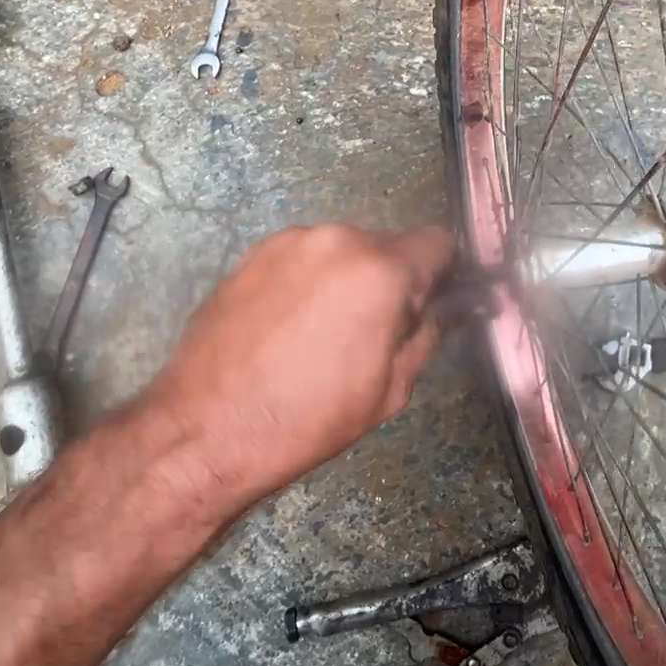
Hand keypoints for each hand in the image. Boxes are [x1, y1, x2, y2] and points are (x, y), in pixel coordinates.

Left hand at [142, 224, 456, 510]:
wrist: (205, 427)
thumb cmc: (310, 418)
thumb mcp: (391, 388)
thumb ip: (431, 333)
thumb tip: (459, 305)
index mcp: (380, 270)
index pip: (438, 242)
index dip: (443, 274)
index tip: (431, 305)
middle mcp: (338, 238)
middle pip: (388, 246)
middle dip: (392, 280)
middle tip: (374, 331)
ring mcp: (291, 240)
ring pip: (344, 250)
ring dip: (349, 278)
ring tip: (322, 332)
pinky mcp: (254, 251)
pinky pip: (304, 256)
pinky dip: (310, 279)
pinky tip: (289, 324)